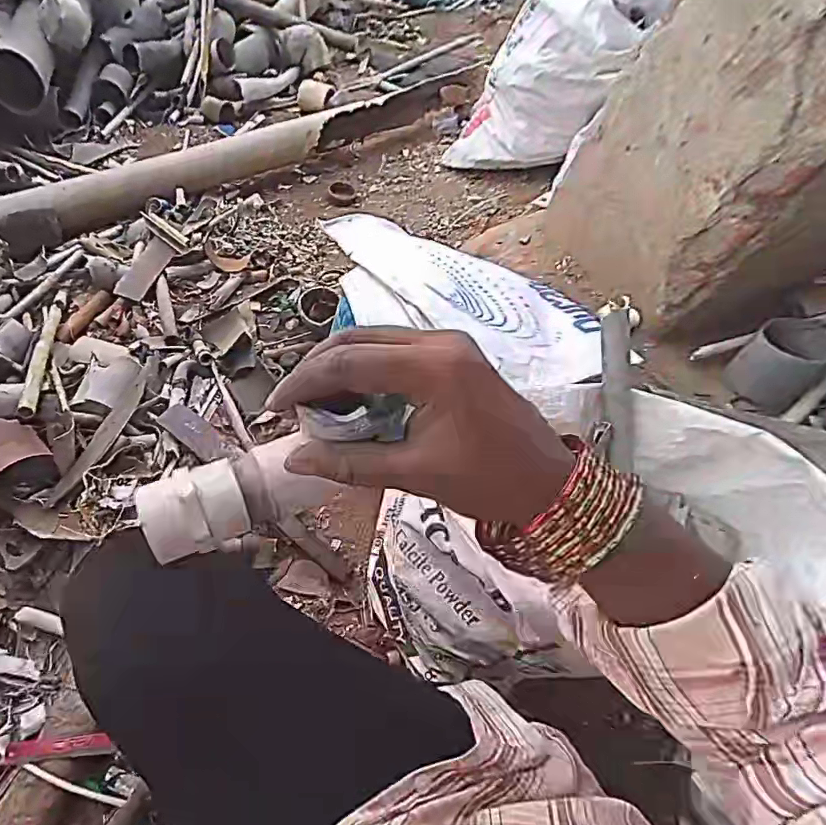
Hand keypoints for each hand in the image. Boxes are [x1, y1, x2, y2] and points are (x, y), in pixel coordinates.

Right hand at [266, 328, 575, 524]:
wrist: (548, 484)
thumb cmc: (490, 481)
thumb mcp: (415, 474)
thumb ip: (351, 463)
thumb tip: (296, 460)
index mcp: (434, 368)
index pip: (348, 361)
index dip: (304, 383)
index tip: (276, 408)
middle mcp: (441, 343)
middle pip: (357, 341)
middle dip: (317, 372)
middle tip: (293, 407)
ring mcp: (450, 345)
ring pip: (375, 342)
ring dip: (341, 369)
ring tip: (318, 407)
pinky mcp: (455, 356)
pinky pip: (396, 353)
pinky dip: (368, 373)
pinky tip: (354, 401)